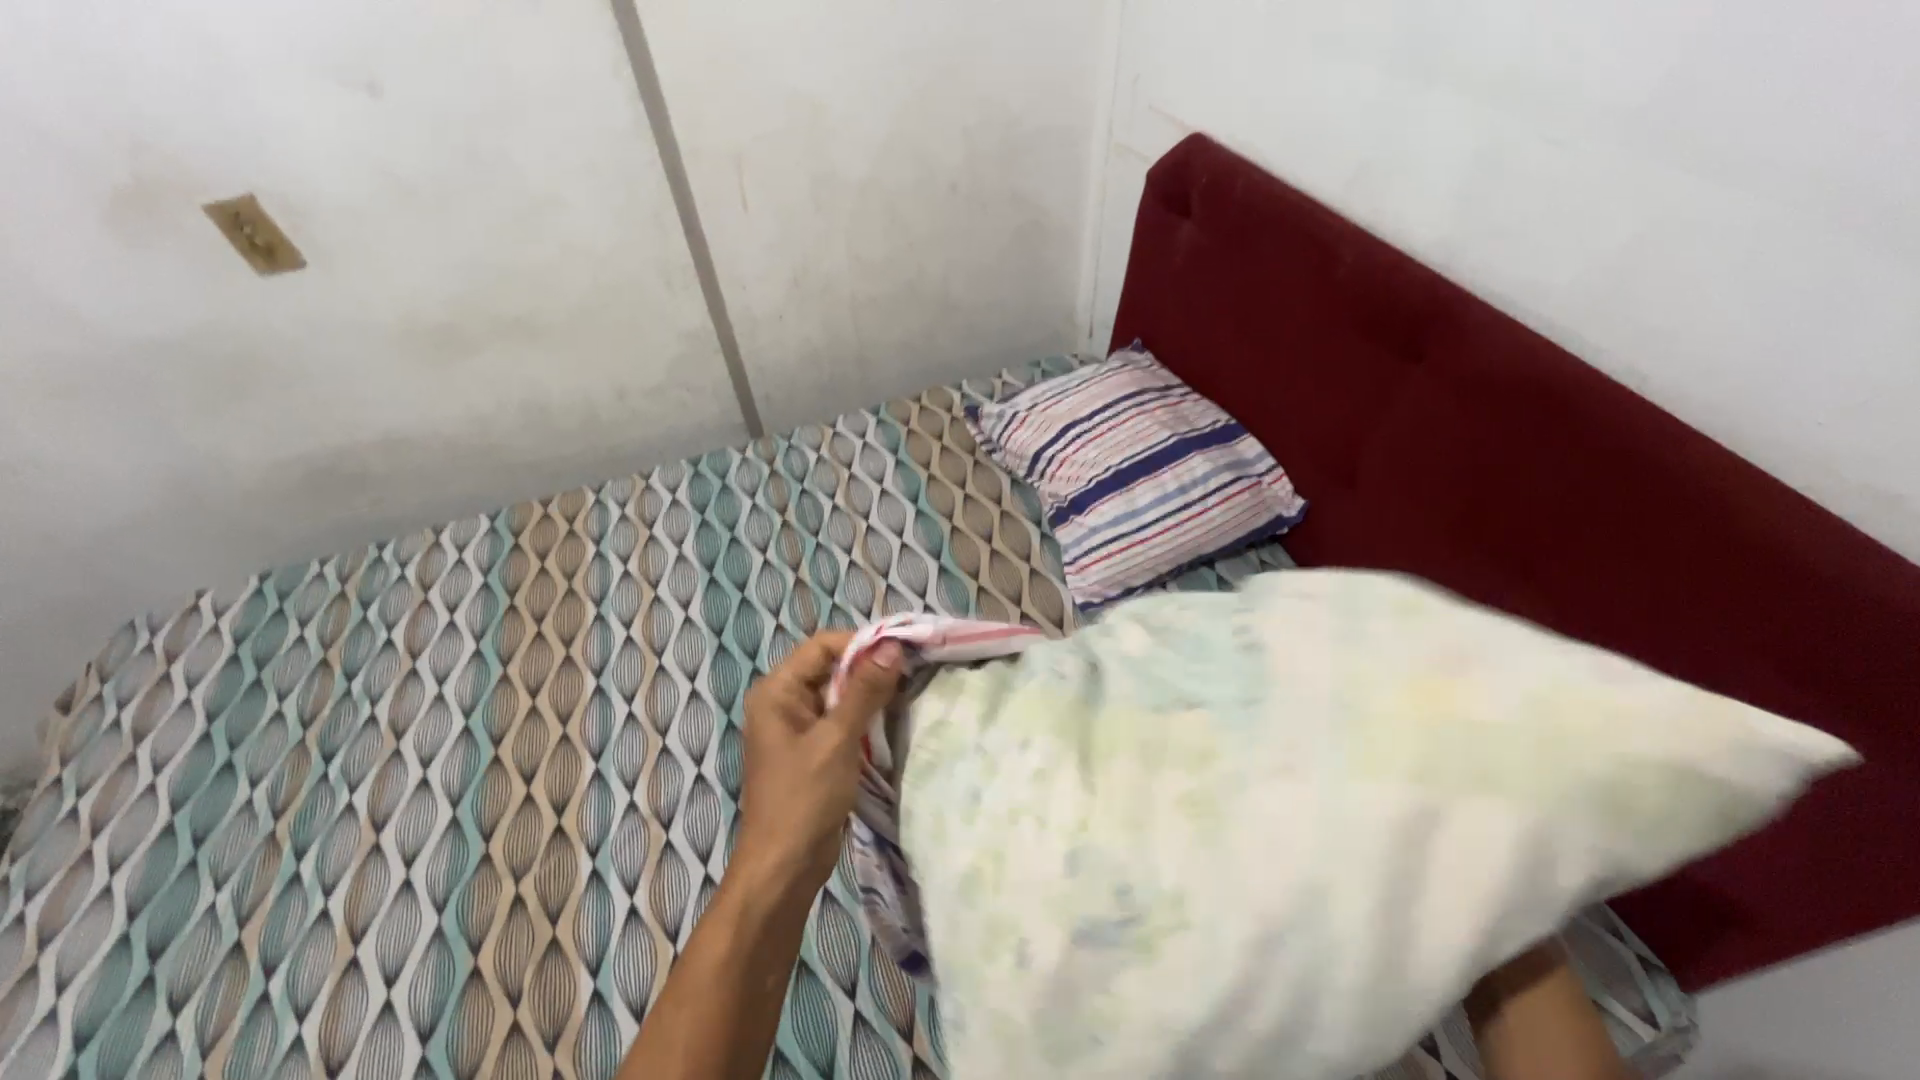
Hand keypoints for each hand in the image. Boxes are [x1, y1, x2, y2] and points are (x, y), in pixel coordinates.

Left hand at [734, 630, 904, 897]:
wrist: (784, 866)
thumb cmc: (803, 798)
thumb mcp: (837, 740)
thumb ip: (864, 691)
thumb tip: (892, 647)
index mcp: (777, 691)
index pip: (822, 646)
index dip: (862, 643)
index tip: (903, 650)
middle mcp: (784, 702)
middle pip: (831, 667)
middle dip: (870, 667)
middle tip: (913, 670)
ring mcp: (798, 728)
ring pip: (839, 694)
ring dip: (871, 693)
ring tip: (909, 692)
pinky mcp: (814, 751)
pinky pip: (842, 721)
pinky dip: (865, 718)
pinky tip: (893, 720)